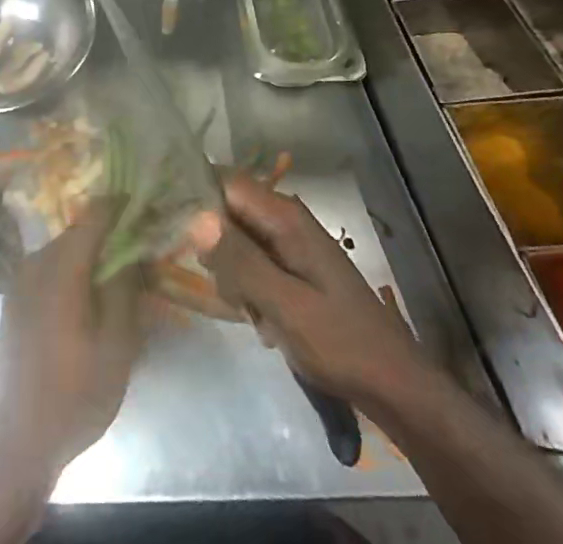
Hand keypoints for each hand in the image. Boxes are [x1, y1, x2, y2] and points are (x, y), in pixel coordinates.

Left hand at [0, 200, 143, 471]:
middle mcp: (34, 265)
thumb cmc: (74, 393)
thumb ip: (125, 286)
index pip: (95, 216)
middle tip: (146, 247)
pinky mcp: (16, 300)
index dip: (124, 207)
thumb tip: (133, 247)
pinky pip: (51, 268)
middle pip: (79, 231)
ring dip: (94, 252)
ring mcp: (20, 282)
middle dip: (112, 232)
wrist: (17, 439)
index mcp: (59, 270)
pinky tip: (94, 294)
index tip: (151, 210)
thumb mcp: (117, 344)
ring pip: (65, 249)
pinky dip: (76, 269)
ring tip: (125, 272)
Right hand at [192, 174, 426, 412]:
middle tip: (226, 287)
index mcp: (286, 218)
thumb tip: (195, 217)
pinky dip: (246, 287)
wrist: (391, 380)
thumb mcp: (285, 305)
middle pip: (227, 211)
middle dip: (214, 245)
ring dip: (230, 273)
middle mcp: (286, 220)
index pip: (226, 182)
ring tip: (249, 309)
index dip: (196, 198)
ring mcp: (290, 244)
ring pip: (234, 240)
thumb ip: (240, 260)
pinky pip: (250, 264)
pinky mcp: (290, 268)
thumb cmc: (340, 342)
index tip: (170, 229)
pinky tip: (260, 317)